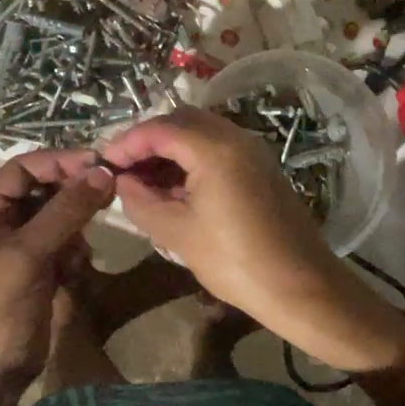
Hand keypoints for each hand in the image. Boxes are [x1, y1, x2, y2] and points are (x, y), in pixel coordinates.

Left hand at [0, 149, 115, 396]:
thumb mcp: (27, 254)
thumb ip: (65, 210)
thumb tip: (104, 171)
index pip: (21, 170)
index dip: (57, 162)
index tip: (97, 163)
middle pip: (43, 193)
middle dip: (72, 196)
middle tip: (108, 195)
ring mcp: (19, 254)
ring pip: (59, 221)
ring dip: (75, 230)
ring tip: (79, 253)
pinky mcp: (38, 276)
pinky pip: (64, 249)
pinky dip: (74, 255)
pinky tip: (76, 272)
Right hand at [103, 109, 404, 372]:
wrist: (301, 285)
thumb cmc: (236, 261)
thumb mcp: (177, 233)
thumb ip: (141, 201)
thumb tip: (122, 182)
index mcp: (215, 148)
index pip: (159, 128)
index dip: (127, 142)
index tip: (104, 162)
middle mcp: (237, 137)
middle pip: (182, 121)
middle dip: (149, 140)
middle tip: (122, 170)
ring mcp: (254, 150)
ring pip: (202, 133)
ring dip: (171, 149)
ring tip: (144, 182)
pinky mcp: (263, 167)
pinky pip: (220, 148)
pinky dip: (193, 158)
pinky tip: (176, 188)